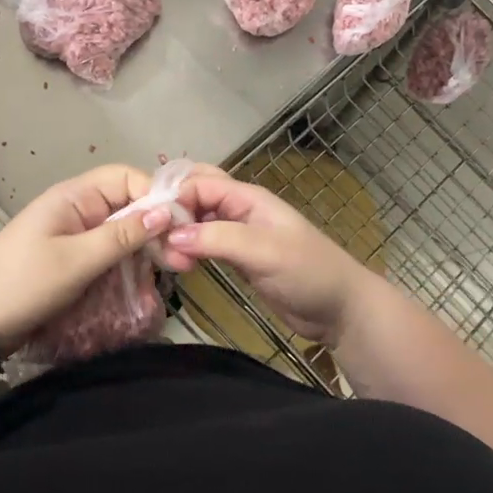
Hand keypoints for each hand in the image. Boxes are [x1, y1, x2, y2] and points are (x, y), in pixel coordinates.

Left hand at [0, 165, 174, 351]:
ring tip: (175, 269)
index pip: (128, 179)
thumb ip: (123, 236)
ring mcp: (76, 235)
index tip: (182, 225)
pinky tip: (149, 279)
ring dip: (149, 247)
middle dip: (158, 226)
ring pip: (125, 231)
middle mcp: (78, 209)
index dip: (157, 195)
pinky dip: (131, 263)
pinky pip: (112, 252)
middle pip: (130, 204)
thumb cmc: (22, 284)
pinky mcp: (75, 259)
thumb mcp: (77, 260)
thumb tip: (167, 212)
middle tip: (184, 257)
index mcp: (74, 196)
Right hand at [161, 165, 371, 343]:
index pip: (199, 184)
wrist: (340, 309)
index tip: (152, 227)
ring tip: (167, 261)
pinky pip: (206, 245)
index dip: (173, 199)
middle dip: (172, 212)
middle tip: (156, 242)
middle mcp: (241, 210)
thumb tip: (172, 235)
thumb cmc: (309, 273)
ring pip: (198, 222)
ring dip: (179, 234)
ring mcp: (240, 235)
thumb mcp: (264, 252)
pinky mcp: (239, 259)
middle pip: (196, 197)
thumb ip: (219, 239)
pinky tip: (177, 265)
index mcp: (249, 198)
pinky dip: (189, 250)